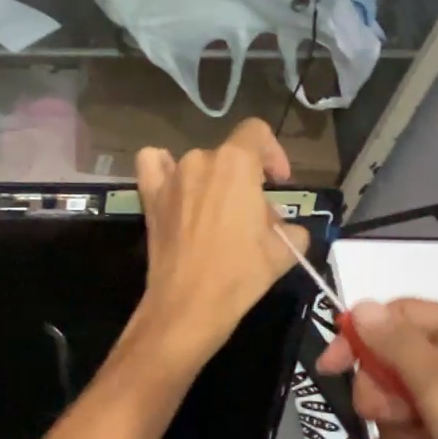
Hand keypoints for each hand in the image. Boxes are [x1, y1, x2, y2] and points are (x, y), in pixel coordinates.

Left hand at [132, 119, 308, 367]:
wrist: (190, 303)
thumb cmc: (240, 273)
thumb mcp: (284, 247)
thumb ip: (288, 224)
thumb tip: (276, 224)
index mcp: (236, 162)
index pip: (257, 134)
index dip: (273, 154)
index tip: (279, 183)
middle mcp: (200, 160)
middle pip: (228, 158)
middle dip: (244, 182)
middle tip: (252, 218)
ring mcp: (170, 178)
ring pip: (196, 166)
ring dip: (210, 184)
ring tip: (218, 216)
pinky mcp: (149, 199)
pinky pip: (151, 165)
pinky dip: (163, 168)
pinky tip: (175, 186)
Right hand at [315, 299, 437, 438]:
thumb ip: (398, 348)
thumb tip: (360, 306)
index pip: (402, 316)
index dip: (361, 337)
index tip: (329, 369)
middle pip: (391, 363)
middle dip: (381, 396)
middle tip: (398, 417)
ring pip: (394, 405)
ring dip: (393, 432)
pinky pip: (407, 438)